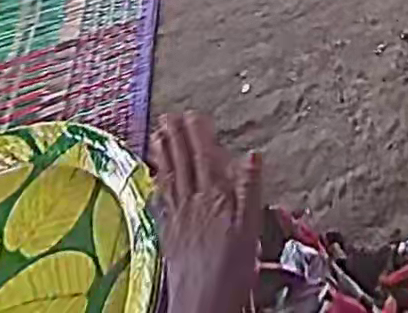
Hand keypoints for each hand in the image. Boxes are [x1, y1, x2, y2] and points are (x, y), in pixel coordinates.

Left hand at [152, 113, 263, 312]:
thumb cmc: (232, 269)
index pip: (204, 158)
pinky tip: (154, 181)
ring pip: (169, 180)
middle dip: (176, 139)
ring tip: (158, 137)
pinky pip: (161, 204)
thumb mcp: (250, 226)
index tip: (192, 114)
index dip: (197, 135)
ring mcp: (178, 220)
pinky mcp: (169, 237)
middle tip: (169, 117)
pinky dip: (157, 187)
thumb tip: (252, 155)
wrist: (202, 307)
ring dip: (164, 157)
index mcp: (213, 198)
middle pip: (182, 165)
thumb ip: (250, 189)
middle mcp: (192, 205)